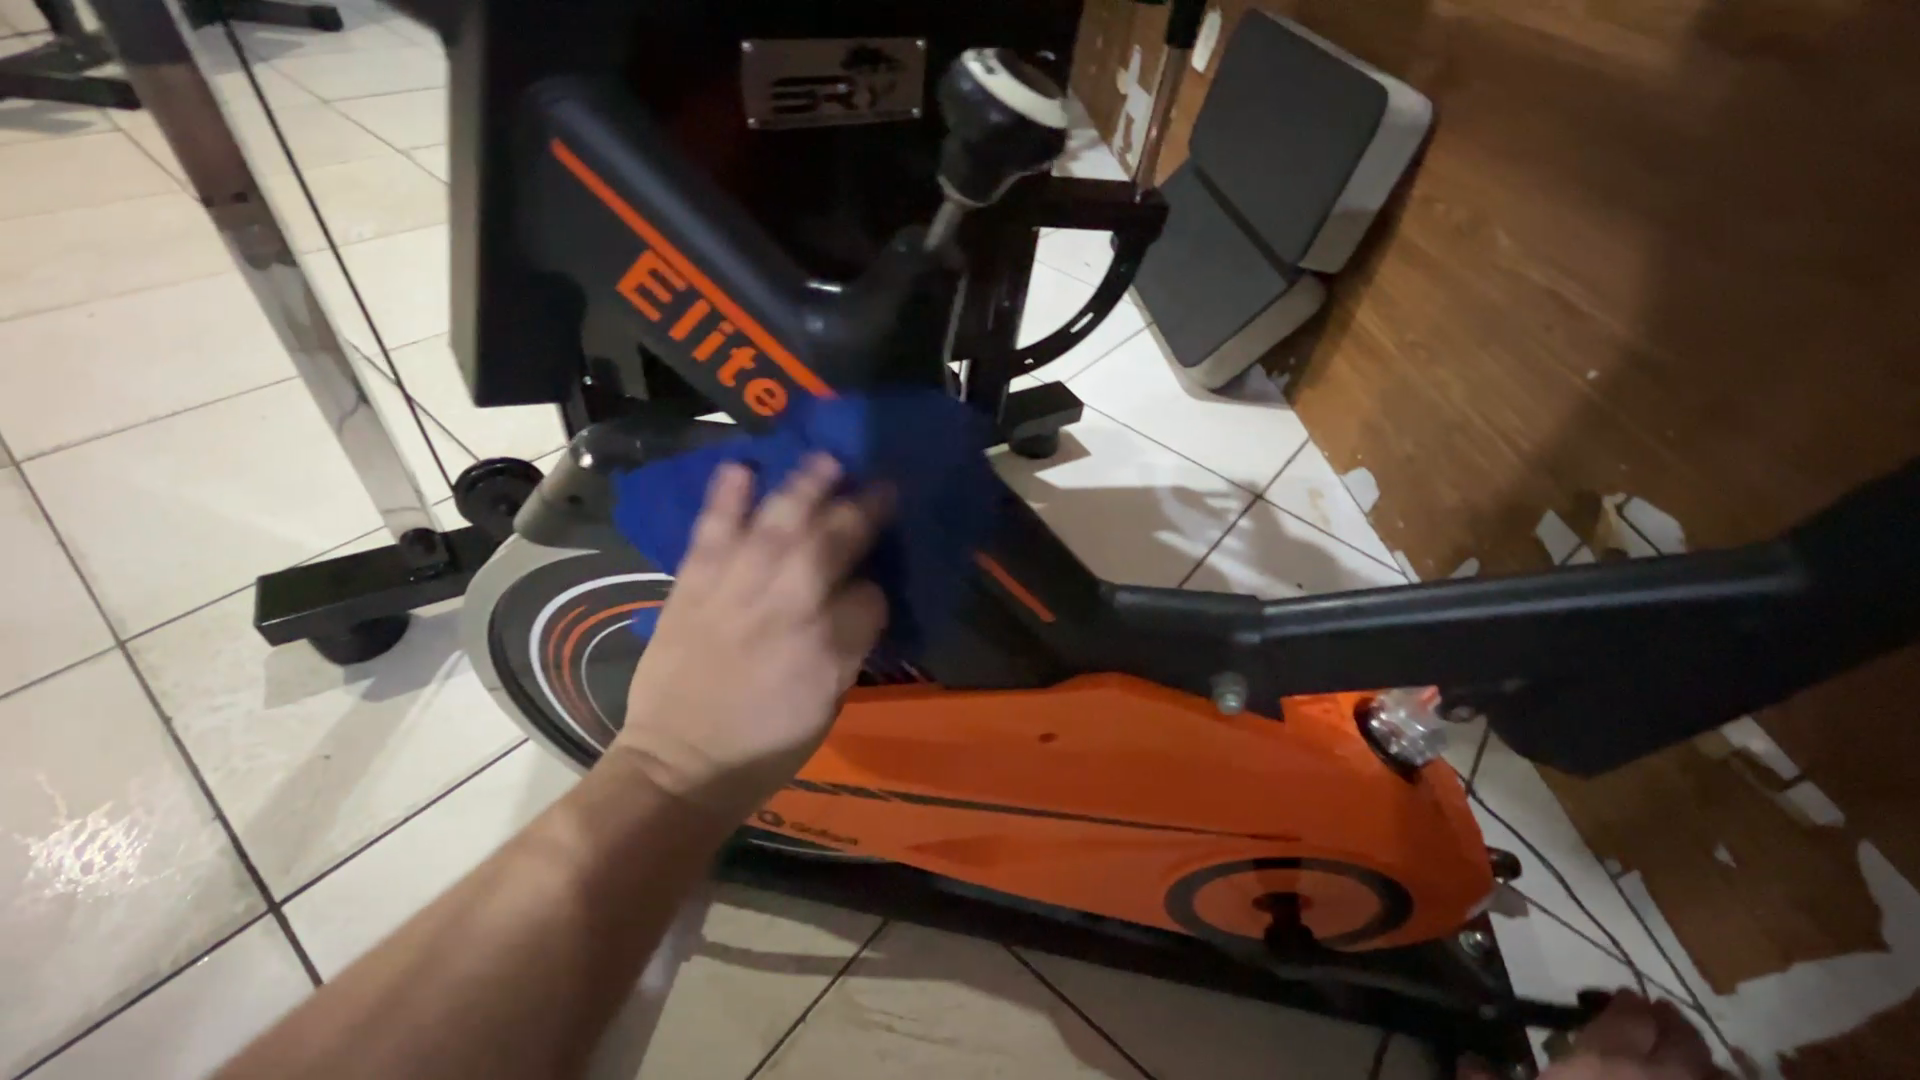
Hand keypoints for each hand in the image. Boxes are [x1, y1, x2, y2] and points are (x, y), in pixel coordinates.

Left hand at [610, 454, 890, 818]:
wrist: (678, 766)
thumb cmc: (764, 748)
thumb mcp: (826, 707)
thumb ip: (846, 649)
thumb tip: (858, 603)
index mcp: (827, 652)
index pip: (870, 598)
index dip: (878, 583)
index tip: (879, 575)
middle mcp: (787, 613)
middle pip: (830, 546)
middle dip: (859, 511)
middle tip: (879, 482)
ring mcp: (735, 594)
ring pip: (775, 528)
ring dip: (803, 488)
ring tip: (827, 458)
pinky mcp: (692, 589)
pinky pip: (711, 535)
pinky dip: (724, 500)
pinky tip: (741, 467)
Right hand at [1466, 992, 1731, 1079]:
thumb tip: (1466, 1062)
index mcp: (1605, 1062)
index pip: (1627, 1016)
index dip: (1626, 1004)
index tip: (1620, 999)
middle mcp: (1659, 1077)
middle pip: (1681, 1038)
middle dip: (1671, 1023)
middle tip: (1659, 1015)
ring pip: (1717, 1074)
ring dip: (1705, 1061)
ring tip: (1690, 1059)